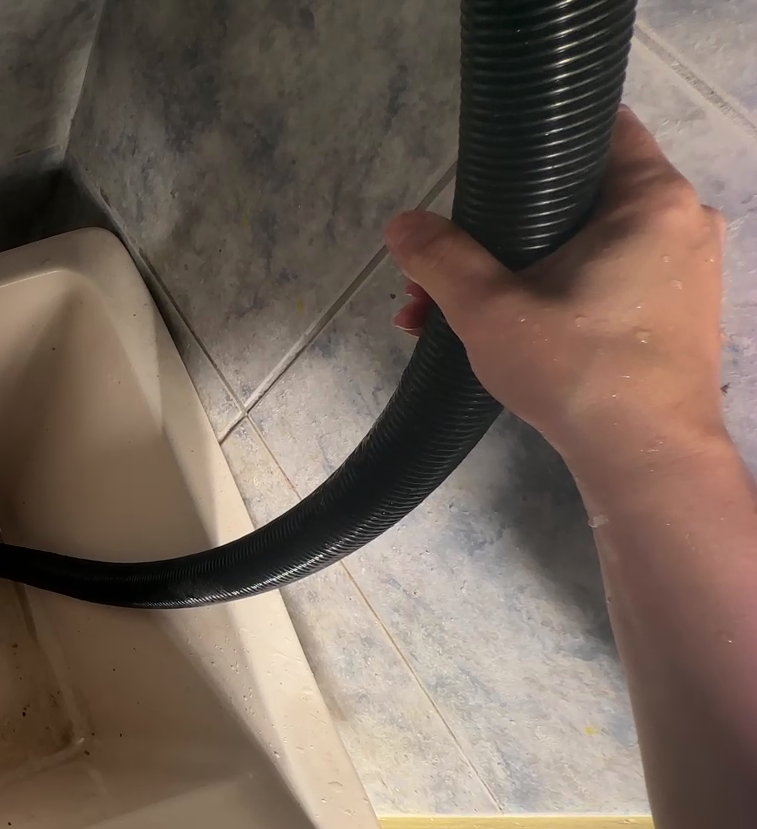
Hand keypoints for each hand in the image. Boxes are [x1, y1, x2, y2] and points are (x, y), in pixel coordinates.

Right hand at [385, 106, 728, 481]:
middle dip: (491, 236)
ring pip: (573, 251)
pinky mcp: (665, 310)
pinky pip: (590, 283)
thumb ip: (441, 260)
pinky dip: (536, 296)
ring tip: (437, 316)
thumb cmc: (573, 364)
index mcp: (649, 203)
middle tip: (432, 275)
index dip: (539, 144)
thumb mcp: (486, 309)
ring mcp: (677, 269)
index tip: (480, 174)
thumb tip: (401, 222)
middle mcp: (678, 223)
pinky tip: (486, 332)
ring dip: (502, 275)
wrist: (640, 445)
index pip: (604, 133)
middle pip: (571, 204)